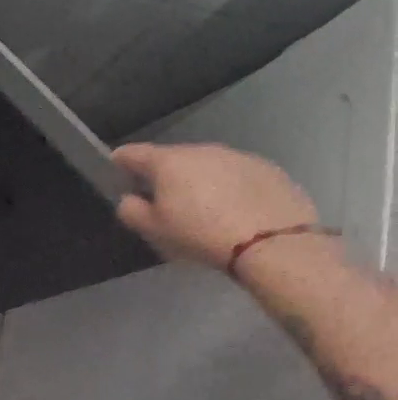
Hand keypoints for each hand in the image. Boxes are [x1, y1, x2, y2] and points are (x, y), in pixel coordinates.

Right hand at [112, 142, 319, 267]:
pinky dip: (235, 186)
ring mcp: (242, 158)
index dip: (120, 165)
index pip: (130, 152)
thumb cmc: (204, 235)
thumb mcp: (152, 229)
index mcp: (167, 161)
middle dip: (167, 174)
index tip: (123, 181)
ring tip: (211, 207)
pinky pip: (241, 175)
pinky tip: (242, 210)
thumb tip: (131, 198)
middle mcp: (202, 151)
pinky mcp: (274, 171)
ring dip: (203, 179)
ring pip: (209, 165)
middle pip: (173, 158)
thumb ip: (130, 209)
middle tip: (170, 201)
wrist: (279, 248)